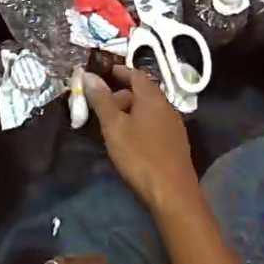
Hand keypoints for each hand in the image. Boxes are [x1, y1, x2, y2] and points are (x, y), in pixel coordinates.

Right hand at [80, 65, 200, 216]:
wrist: (172, 192)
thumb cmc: (140, 155)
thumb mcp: (114, 126)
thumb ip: (101, 99)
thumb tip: (89, 75)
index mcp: (153, 97)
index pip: (136, 74)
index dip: (119, 72)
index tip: (102, 73)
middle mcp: (167, 105)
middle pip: (142, 92)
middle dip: (120, 94)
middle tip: (100, 105)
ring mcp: (174, 124)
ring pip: (148, 109)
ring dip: (129, 110)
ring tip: (110, 124)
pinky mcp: (175, 141)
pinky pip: (154, 122)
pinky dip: (139, 122)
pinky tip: (129, 138)